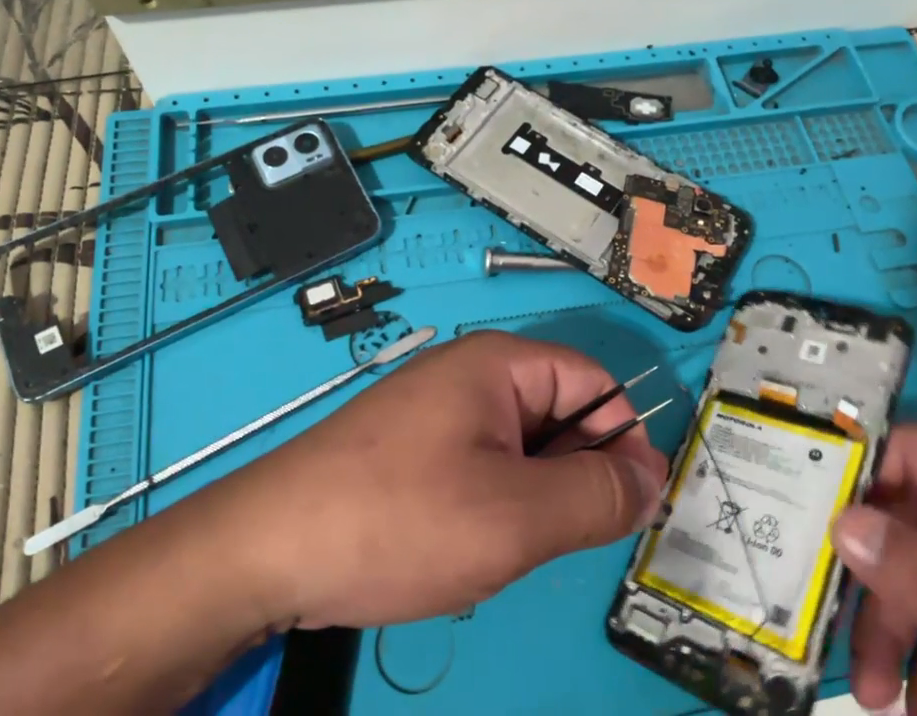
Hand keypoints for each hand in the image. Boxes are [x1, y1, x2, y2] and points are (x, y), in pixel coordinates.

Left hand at [218, 330, 668, 629]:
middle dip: (570, 480)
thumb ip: (599, 496)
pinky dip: (488, 511)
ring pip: (519, 453)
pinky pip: (478, 470)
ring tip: (496, 547)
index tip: (625, 508)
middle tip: (548, 538)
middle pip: (559, 415)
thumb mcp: (517, 516)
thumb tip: (652, 479)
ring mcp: (433, 414)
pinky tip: (458, 549)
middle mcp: (468, 377)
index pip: (596, 383)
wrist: (264, 550)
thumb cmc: (398, 520)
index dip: (624, 441)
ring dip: (528, 504)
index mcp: (499, 365)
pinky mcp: (409, 452)